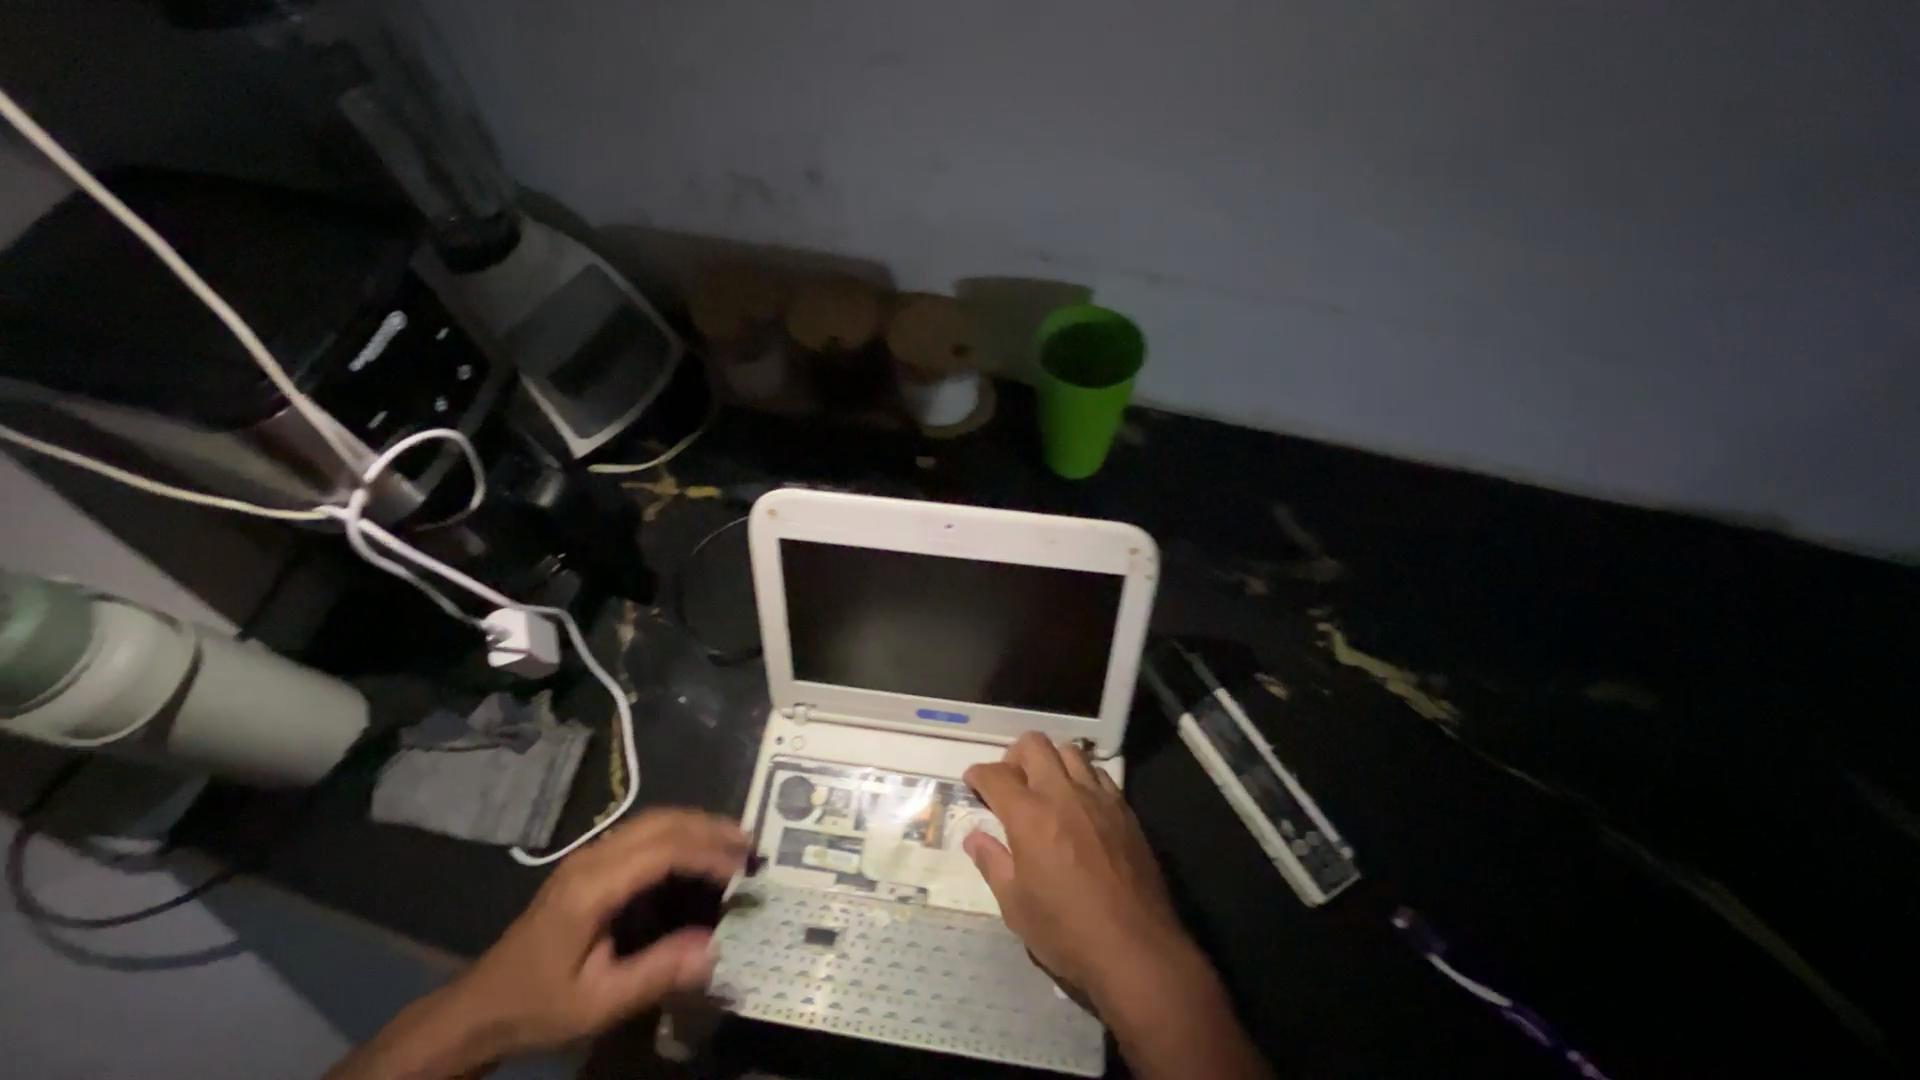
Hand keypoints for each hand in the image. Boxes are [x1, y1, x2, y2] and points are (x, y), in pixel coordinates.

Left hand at [325, 810, 747, 1079]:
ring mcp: (588, 858)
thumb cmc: (537, 1007)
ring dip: (696, 826)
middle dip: (709, 828)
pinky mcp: (589, 867)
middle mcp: (591, 859)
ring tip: (734, 843)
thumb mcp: (597, 1003)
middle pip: (660, 822)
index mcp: (591, 887)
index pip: (662, 850)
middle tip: (751, 845)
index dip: (708, 854)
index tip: (744, 871)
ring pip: (652, 821)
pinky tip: (698, 851)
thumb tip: (715, 949)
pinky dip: (679, 834)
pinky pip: (643, 834)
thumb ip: (656, 973)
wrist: (479, 1009)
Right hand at [961, 734, 1191, 999]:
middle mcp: (1063, 795)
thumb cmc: (1066, 931)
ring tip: (1045, 790)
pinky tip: (1078, 807)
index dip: (977, 775)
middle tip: (1008, 784)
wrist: (1136, 949)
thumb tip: (975, 839)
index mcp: (1029, 815)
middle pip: (1035, 745)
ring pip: (1070, 752)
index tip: (973, 786)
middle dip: (1013, 756)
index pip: (995, 774)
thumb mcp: (1015, 905)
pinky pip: (1099, 775)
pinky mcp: (1126, 812)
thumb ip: (992, 863)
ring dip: (1051, 762)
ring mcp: (1099, 799)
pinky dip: (1081, 779)